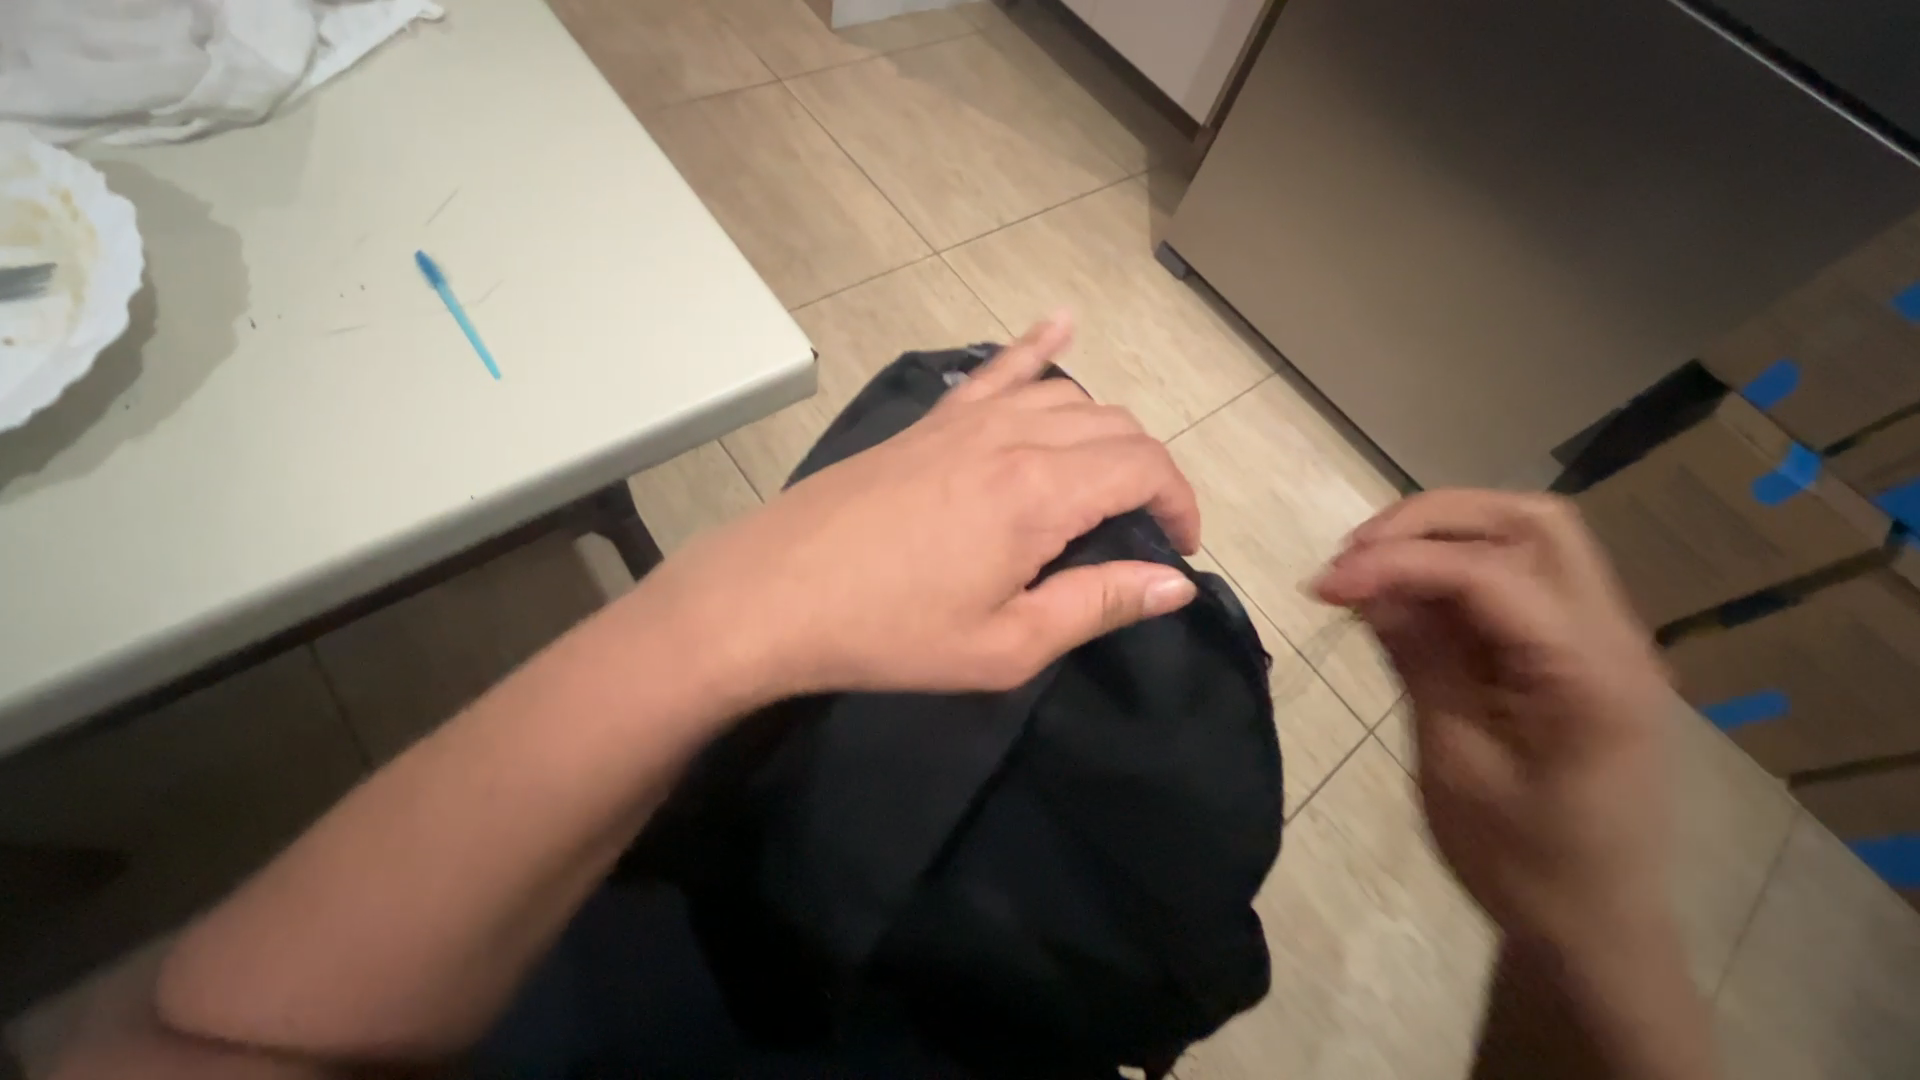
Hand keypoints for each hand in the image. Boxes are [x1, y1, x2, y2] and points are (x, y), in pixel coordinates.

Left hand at [633, 313, 1200, 701]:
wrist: (774, 595)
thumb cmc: (891, 634)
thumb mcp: (1006, 645)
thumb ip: (1098, 604)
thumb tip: (1175, 582)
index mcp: (1040, 491)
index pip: (1145, 467)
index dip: (1181, 502)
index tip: (1181, 548)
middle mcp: (1012, 435)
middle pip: (1115, 425)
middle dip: (1149, 472)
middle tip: (1143, 530)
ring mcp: (966, 419)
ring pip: (1067, 396)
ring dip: (1106, 431)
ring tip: (1108, 480)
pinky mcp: (930, 422)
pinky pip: (997, 370)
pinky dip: (1038, 347)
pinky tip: (1063, 324)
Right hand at [1311, 491, 1675, 951]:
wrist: (1594, 924)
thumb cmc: (1521, 859)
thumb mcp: (1454, 761)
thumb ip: (1418, 660)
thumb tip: (1366, 587)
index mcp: (1588, 673)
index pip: (1489, 573)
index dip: (1397, 562)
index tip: (1322, 585)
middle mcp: (1612, 635)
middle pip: (1528, 522)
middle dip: (1429, 520)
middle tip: (1353, 554)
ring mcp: (1602, 638)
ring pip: (1526, 537)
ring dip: (1441, 536)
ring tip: (1368, 568)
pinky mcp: (1576, 650)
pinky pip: (1516, 580)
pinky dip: (1453, 571)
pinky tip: (1402, 600)